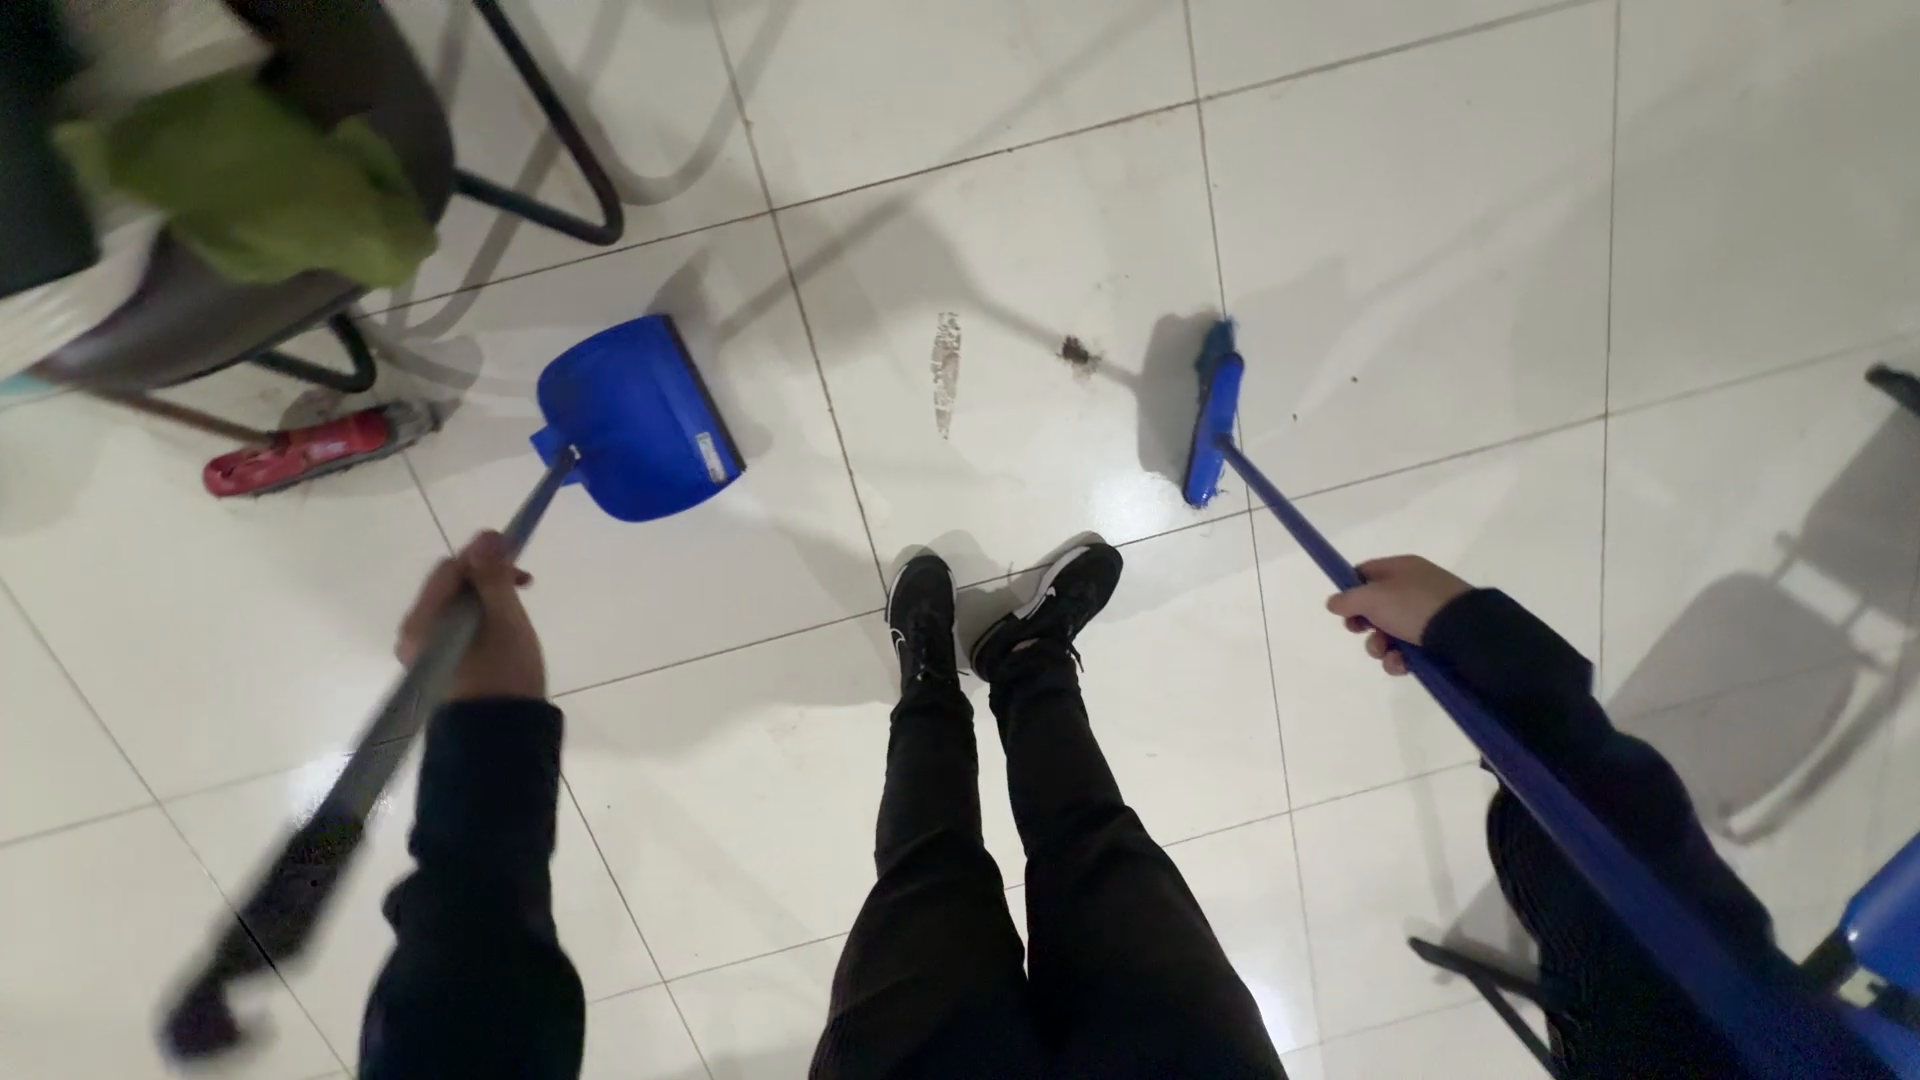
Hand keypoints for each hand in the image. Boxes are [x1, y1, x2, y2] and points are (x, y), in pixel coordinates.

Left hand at [397, 531, 544, 701]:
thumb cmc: (505, 674)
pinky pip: (456, 625)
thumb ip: (493, 577)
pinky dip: (480, 617)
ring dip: (487, 596)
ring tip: (517, 609)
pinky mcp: (440, 663)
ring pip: (455, 605)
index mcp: (422, 620)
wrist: (502, 733)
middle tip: (524, 585)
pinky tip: (504, 629)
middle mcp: (414, 632)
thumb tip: (486, 535)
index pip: (450, 568)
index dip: (486, 557)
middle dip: (488, 577)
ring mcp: (424, 650)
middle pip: (450, 585)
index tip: (522, 566)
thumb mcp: (505, 619)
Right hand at [1325, 556, 1472, 676]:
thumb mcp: (1371, 597)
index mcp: (1400, 568)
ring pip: (1388, 631)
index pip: (1365, 573)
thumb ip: (1346, 600)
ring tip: (1384, 653)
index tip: (1343, 608)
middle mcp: (1413, 588)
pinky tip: (1400, 663)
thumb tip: (1333, 603)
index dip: (1350, 590)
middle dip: (1362, 624)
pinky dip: (1398, 658)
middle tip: (1359, 631)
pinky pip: (1406, 648)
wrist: (1468, 633)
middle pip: (1374, 606)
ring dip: (1378, 645)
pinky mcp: (1436, 640)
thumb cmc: (1414, 605)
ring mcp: (1426, 614)